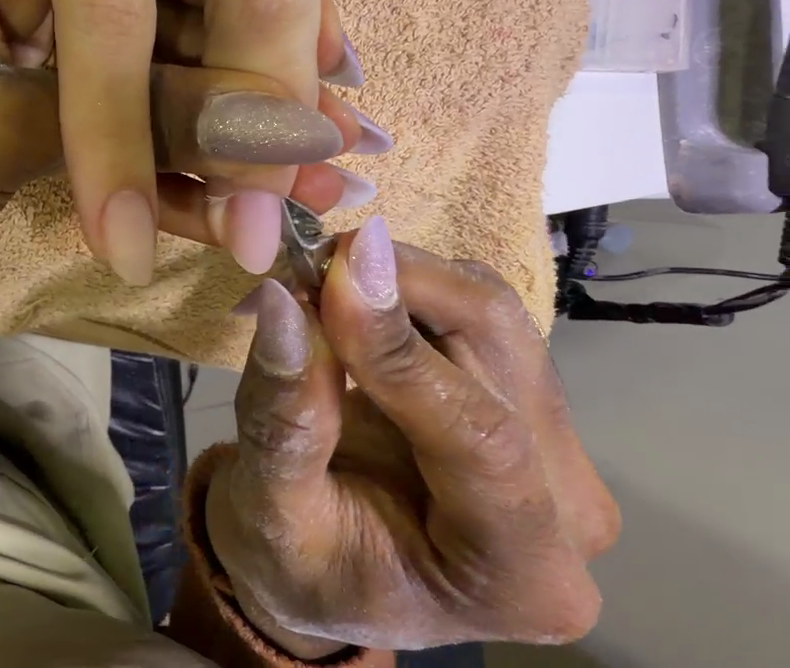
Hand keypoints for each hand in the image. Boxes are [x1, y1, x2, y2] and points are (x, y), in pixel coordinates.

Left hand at [0, 0, 361, 347]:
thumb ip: (133, 118)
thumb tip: (291, 127)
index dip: (239, 34)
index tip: (340, 94)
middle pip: (143, 15)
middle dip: (238, 90)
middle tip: (348, 144)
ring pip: (122, 75)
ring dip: (205, 135)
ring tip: (312, 188)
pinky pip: (86, 116)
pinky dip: (144, 162)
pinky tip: (218, 201)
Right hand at [204, 220, 620, 655]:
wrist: (318, 576)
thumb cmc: (291, 564)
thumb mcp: (267, 508)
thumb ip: (283, 414)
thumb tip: (281, 300)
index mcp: (519, 574)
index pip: (480, 437)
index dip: (399, 348)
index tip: (329, 270)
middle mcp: (572, 513)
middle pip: (501, 353)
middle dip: (398, 288)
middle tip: (299, 261)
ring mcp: (560, 455)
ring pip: (494, 320)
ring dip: (397, 280)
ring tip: (307, 284)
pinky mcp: (529, 409)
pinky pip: (475, 320)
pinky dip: (401, 290)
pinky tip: (341, 301)